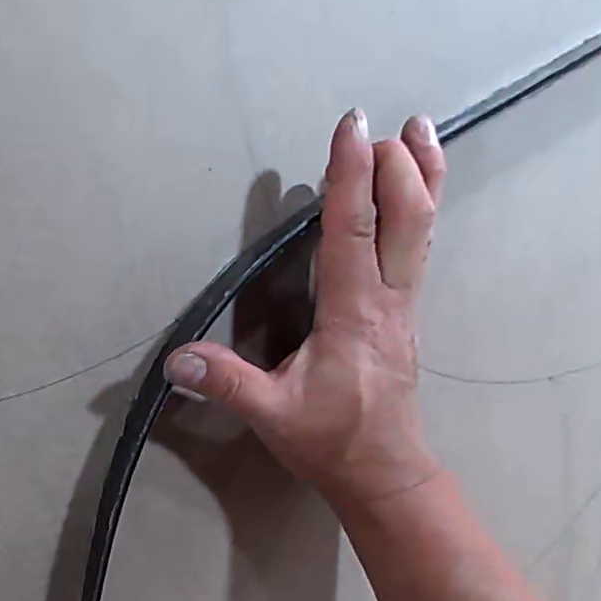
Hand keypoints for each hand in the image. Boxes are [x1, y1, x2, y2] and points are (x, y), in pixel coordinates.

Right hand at [165, 109, 447, 508]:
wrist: (382, 473)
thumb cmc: (328, 442)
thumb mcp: (270, 415)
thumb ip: (226, 383)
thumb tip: (176, 359)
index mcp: (353, 316)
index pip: (353, 234)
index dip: (350, 179)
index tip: (350, 129)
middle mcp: (387, 303)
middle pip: (407, 220)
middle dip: (397, 167)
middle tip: (383, 126)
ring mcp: (403, 310)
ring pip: (424, 232)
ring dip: (423, 179)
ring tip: (420, 134)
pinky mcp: (403, 320)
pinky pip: (419, 251)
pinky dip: (420, 211)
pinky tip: (415, 199)